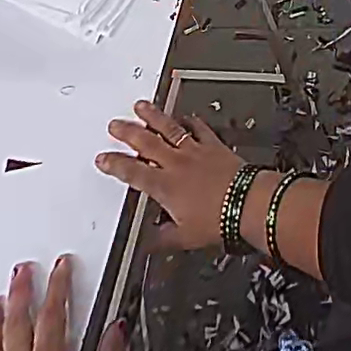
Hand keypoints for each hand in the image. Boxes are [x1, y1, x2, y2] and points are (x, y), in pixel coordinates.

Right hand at [95, 100, 241, 250]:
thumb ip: (162, 238)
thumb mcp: (184, 238)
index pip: (132, 172)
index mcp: (165, 186)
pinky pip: (199, 128)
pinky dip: (190, 121)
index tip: (104, 158)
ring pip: (169, 129)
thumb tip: (149, 244)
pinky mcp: (214, 146)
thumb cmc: (218, 220)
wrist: (247, 203)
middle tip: (116, 124)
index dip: (115, 164)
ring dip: (153, 116)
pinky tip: (185, 116)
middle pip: (146, 143)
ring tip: (142, 106)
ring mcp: (196, 151)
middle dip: (128, 132)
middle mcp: (177, 164)